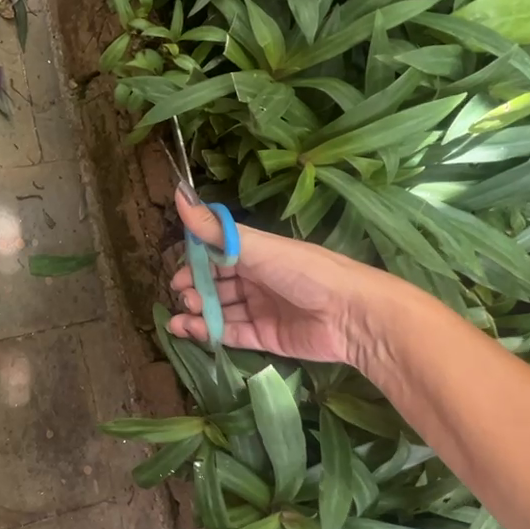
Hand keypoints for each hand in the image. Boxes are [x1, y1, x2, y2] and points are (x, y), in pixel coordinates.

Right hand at [167, 186, 407, 369]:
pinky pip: (230, 334)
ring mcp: (260, 309)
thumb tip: (177, 191)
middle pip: (214, 284)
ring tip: (180, 318)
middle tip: (184, 296)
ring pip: (218, 310)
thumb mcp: (255, 246)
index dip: (193, 263)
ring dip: (195, 313)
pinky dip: (206, 332)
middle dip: (193, 289)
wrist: (353, 316)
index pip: (215, 256)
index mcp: (255, 254)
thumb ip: (214, 228)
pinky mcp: (264, 337)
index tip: (176, 271)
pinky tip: (186, 330)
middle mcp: (256, 280)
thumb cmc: (305, 272)